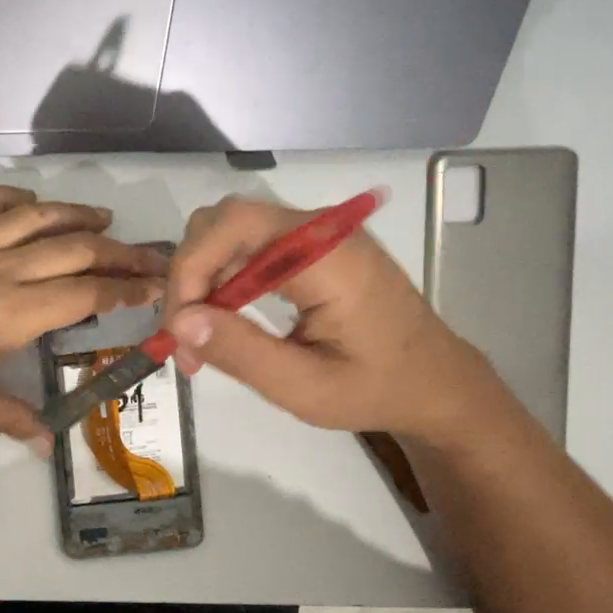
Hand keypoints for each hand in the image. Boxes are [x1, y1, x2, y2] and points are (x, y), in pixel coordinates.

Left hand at [0, 186, 165, 443]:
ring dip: (73, 215)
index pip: (84, 294)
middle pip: (71, 249)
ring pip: (32, 219)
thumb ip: (12, 418)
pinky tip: (27, 203)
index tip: (157, 289)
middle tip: (150, 258)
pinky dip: (8, 197)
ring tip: (104, 219)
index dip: (126, 290)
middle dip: (118, 251)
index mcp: (10, 312)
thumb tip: (47, 445)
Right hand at [161, 196, 503, 444]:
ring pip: (226, 234)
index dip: (190, 270)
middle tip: (183, 341)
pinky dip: (219, 284)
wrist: (434, 382)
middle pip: (222, 222)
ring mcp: (316, 236)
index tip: (178, 332)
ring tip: (198, 342)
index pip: (231, 227)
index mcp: (326, 256)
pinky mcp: (310, 249)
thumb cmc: (375, 389)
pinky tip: (220, 326)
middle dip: (188, 278)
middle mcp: (320, 230)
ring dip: (199, 283)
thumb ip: (241, 352)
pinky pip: (246, 250)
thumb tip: (179, 322)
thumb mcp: (303, 387)